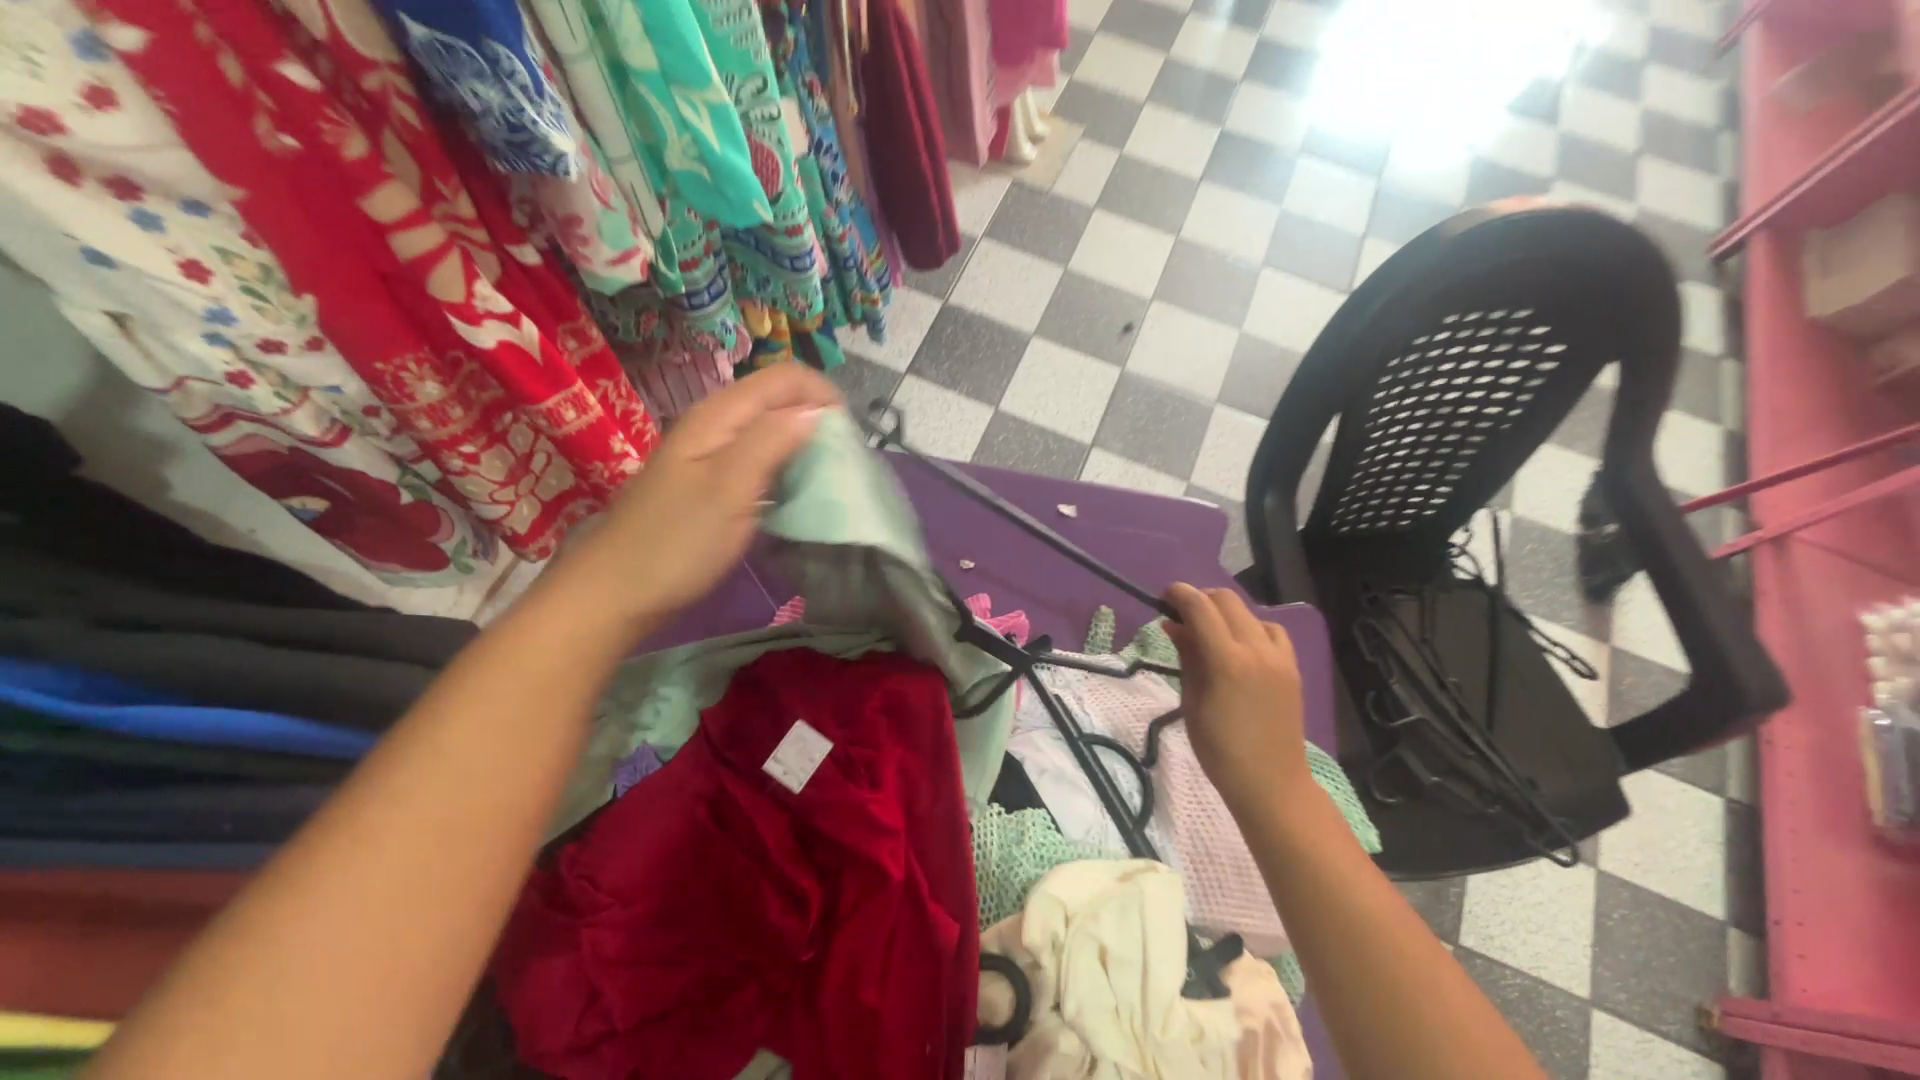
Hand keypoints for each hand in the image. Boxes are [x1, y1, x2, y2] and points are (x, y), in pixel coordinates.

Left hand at [561, 363, 840, 624]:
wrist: (618, 592)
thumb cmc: (677, 542)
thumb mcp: (730, 489)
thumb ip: (772, 441)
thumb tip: (817, 411)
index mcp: (719, 415)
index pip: (786, 377)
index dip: (824, 397)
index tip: (848, 441)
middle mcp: (715, 423)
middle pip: (779, 399)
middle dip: (817, 421)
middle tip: (840, 466)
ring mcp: (711, 453)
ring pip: (770, 429)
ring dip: (803, 446)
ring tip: (824, 481)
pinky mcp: (711, 481)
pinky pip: (758, 458)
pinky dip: (783, 468)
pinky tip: (791, 497)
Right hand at [1163, 583, 1310, 814]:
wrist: (1271, 781)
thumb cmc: (1220, 751)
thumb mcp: (1192, 703)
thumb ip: (1187, 658)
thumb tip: (1174, 626)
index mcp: (1227, 661)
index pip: (1200, 608)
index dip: (1180, 595)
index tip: (1164, 597)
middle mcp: (1257, 650)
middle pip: (1227, 601)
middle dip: (1201, 598)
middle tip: (1181, 614)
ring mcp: (1280, 657)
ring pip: (1251, 613)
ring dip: (1227, 612)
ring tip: (1211, 632)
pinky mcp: (1292, 668)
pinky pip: (1272, 632)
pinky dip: (1253, 628)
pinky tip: (1241, 646)